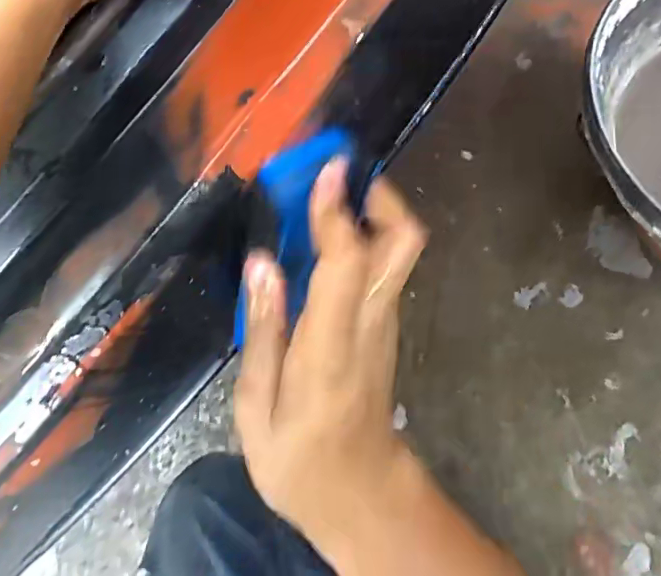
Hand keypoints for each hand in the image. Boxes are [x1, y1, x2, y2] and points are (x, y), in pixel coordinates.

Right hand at [234, 158, 428, 551]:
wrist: (360, 491)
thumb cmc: (299, 457)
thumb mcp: (256, 408)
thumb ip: (262, 329)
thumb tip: (263, 261)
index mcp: (332, 343)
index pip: (348, 260)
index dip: (338, 210)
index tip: (328, 168)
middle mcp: (371, 319)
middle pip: (403, 240)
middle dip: (379, 195)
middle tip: (339, 175)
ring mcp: (387, 317)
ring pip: (400, 247)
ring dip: (373, 208)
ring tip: (326, 192)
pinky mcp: (387, 320)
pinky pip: (385, 262)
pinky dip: (365, 234)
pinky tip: (327, 234)